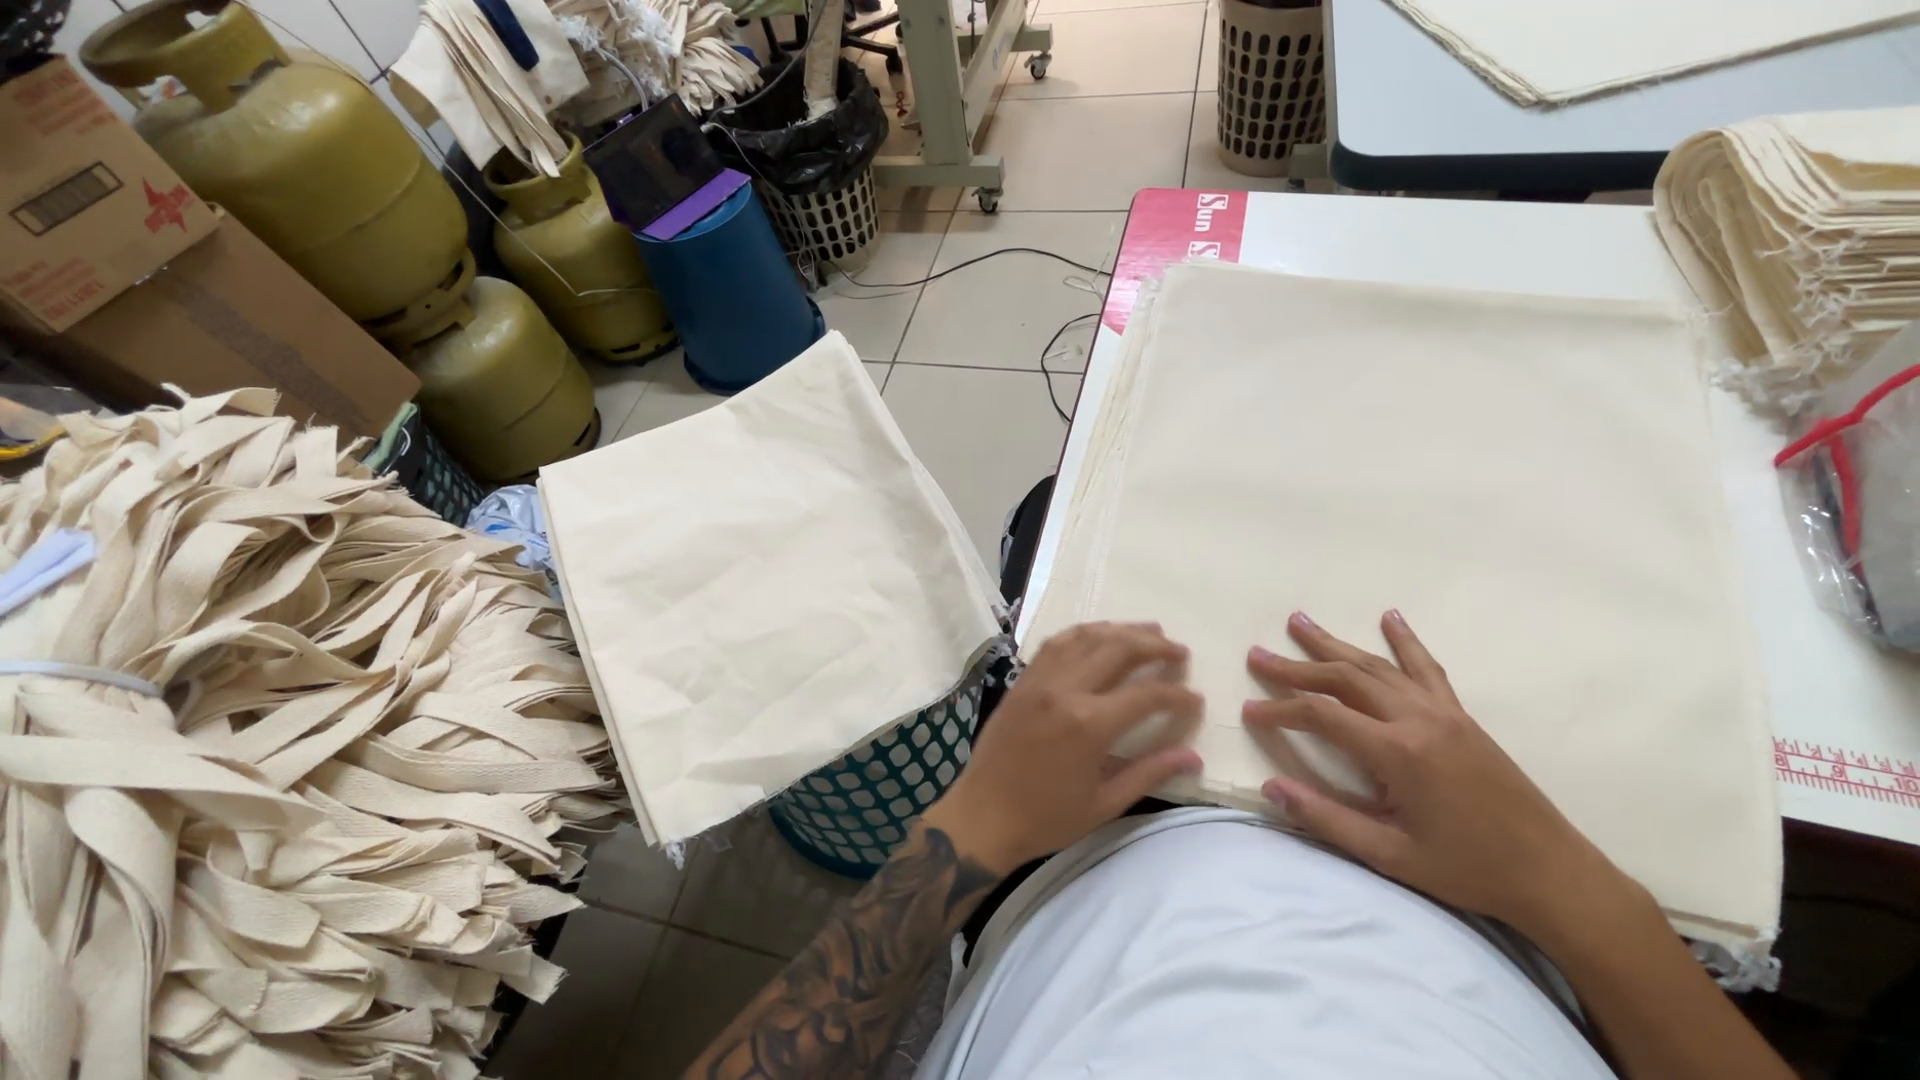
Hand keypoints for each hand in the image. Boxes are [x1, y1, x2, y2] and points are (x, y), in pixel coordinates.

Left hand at [924, 622, 1203, 874]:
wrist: (982, 817)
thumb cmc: (1045, 818)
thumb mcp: (1104, 804)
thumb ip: (1149, 773)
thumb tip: (1192, 756)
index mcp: (1089, 725)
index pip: (1146, 695)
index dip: (1177, 695)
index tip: (1195, 699)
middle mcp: (1065, 690)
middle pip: (1118, 649)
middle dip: (1154, 646)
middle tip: (1179, 651)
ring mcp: (1039, 680)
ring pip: (1086, 637)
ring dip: (1121, 630)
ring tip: (1149, 631)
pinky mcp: (1021, 681)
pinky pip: (1056, 644)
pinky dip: (1083, 633)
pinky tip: (1100, 635)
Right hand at [1243, 610, 1637, 938]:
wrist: (1552, 873)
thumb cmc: (1467, 869)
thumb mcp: (1391, 856)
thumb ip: (1327, 818)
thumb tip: (1271, 788)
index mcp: (1398, 753)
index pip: (1322, 716)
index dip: (1280, 709)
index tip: (1250, 710)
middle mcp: (1418, 720)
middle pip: (1345, 679)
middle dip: (1296, 666)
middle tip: (1257, 654)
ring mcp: (1443, 713)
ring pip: (1378, 666)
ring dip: (1335, 644)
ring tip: (1300, 622)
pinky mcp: (1462, 717)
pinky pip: (1427, 669)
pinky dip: (1405, 642)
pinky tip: (1390, 618)